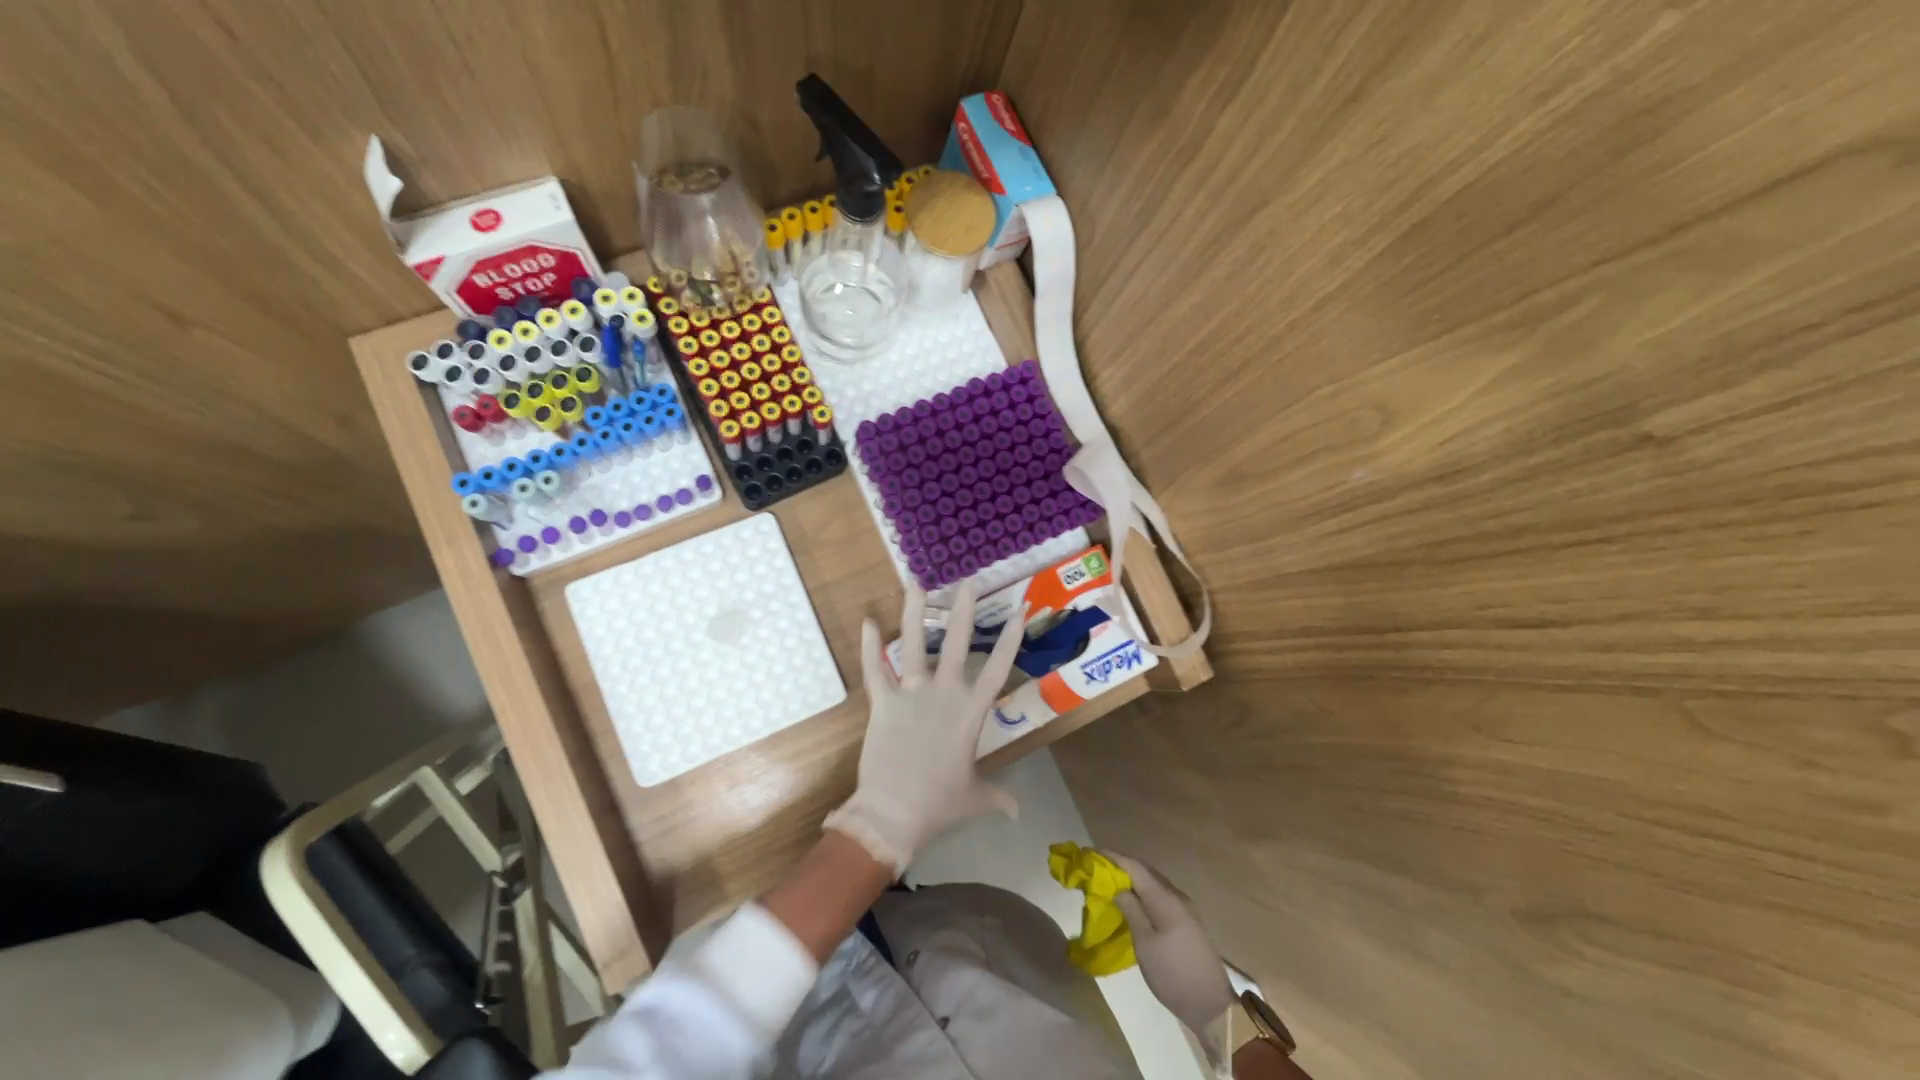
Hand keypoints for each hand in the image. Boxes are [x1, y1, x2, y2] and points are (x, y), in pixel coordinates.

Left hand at [823, 584, 1026, 872]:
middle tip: (968, 580)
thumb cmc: (938, 805)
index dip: (1010, 640)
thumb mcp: (974, 800)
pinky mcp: (882, 703)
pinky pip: (874, 670)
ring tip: (916, 583)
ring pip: (913, 644)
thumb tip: (1017, 812)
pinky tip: (867, 621)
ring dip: (914, 613)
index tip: (1018, 611)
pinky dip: (868, 646)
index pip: (998, 670)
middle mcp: (944, 694)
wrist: (893, 814)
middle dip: (963, 609)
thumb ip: (997, 797)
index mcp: (971, 713)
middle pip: (956, 643)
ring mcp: (911, 695)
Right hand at [1109, 854, 1236, 1035]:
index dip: (1113, 858)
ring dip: (1132, 880)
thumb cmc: (1173, 973)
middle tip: (1096, 868)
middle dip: (1121, 866)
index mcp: (1166, 899)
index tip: (1090, 853)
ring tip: (1109, 883)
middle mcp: (1177, 897)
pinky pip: (1160, 897)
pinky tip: (1131, 902)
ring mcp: (1185, 909)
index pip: (1136, 868)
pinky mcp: (1186, 922)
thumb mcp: (1145, 943)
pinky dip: (1142, 893)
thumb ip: (1130, 910)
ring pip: (1153, 884)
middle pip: (1146, 872)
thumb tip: (1117, 886)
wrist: (1210, 1004)